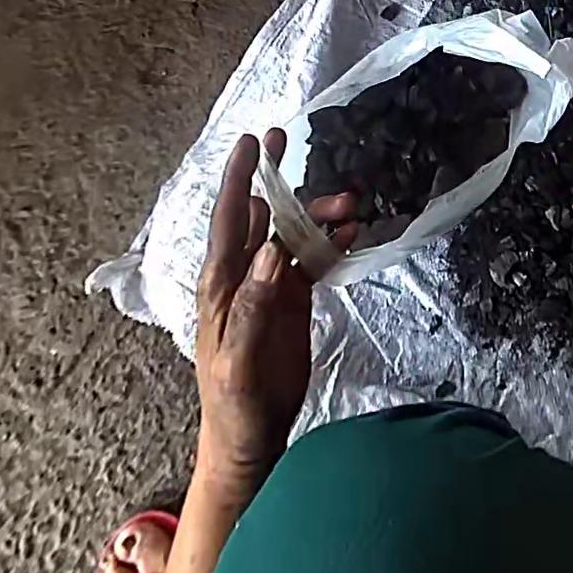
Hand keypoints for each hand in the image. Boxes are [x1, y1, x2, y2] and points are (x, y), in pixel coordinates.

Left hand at [193, 130, 354, 500]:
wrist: (252, 435)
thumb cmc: (234, 400)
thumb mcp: (237, 359)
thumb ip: (251, 305)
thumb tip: (270, 248)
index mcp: (222, 281)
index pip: (228, 219)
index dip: (238, 179)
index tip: (251, 142)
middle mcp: (245, 272)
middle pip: (260, 213)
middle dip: (272, 176)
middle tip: (285, 137)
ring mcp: (270, 283)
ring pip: (293, 233)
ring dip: (316, 214)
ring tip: (348, 203)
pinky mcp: (293, 297)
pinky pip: (313, 260)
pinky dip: (330, 244)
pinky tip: (350, 234)